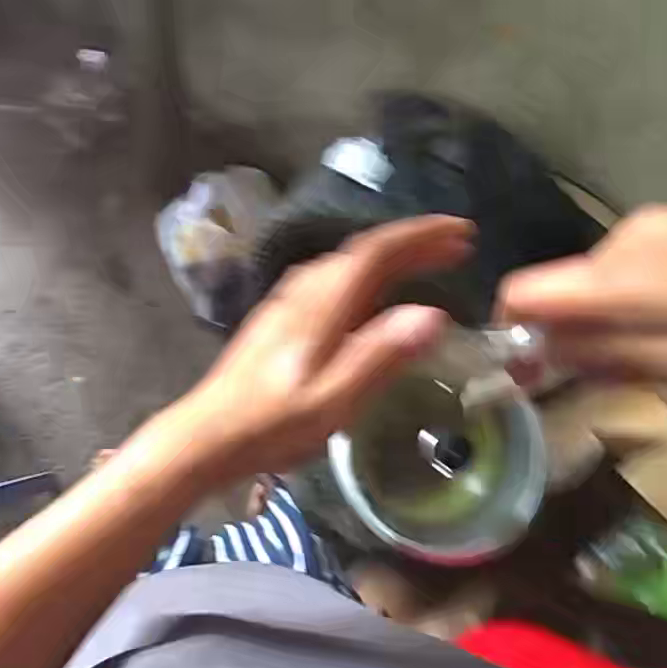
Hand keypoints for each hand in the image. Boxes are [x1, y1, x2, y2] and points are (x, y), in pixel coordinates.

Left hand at [154, 216, 471, 480]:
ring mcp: (280, 309)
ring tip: (420, 266)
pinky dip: (356, 279)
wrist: (204, 435)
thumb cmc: (268, 425)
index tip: (461, 232)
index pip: (372, 253)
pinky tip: (363, 300)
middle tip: (454, 247)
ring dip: (381, 260)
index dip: (419, 236)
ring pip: (337, 267)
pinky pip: (322, 285)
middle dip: (407, 244)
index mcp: (317, 308)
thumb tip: (432, 315)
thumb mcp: (331, 401)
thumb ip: (378, 357)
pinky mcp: (270, 325)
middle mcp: (297, 296)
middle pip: (356, 254)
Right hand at [497, 188, 666, 394]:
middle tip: (617, 382)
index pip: (518, 292)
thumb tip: (535, 353)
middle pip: (558, 291)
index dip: (510, 334)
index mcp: (625, 268)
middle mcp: (630, 236)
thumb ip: (612, 355)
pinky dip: (644, 309)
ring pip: (598, 286)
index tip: (532, 374)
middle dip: (568, 337)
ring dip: (611, 326)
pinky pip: (638, 274)